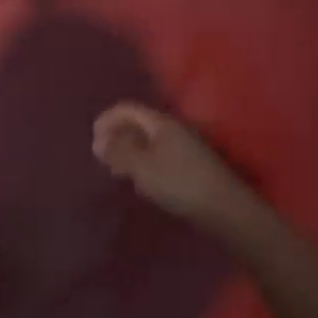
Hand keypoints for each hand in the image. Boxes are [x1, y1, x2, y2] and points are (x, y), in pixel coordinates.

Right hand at [92, 102, 256, 229]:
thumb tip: (99, 141)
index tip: (93, 139)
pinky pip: (159, 155)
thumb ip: (118, 150)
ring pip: (148, 141)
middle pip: (138, 124)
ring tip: (118, 171)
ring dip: (129, 151)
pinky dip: (144, 162)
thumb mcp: (141, 166)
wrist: (224, 208)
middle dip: (116, 137)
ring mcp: (184, 146)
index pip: (127, 109)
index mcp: (161, 122)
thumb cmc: (178, 182)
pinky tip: (142, 182)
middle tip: (102, 158)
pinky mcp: (190, 165)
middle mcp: (173, 128)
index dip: (106, 120)